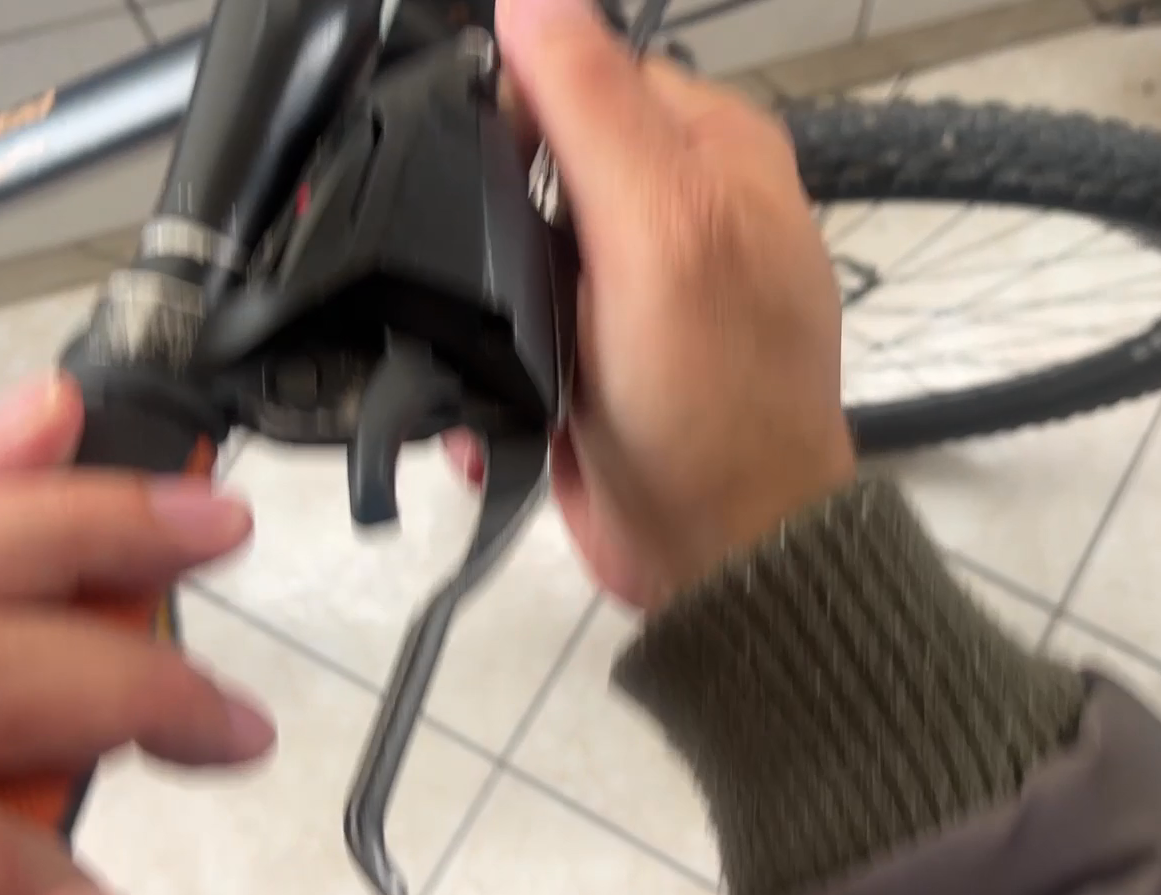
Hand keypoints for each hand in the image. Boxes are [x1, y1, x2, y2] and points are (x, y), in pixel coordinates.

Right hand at [456, 0, 854, 609]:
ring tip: (451, 330)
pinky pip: (520, 329)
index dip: (518, 95)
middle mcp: (674, 220)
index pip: (594, 75)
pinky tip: (472, 385)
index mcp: (711, 163)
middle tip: (445, 255)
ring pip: (521, 250)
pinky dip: (487, 352)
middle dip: (483, 202)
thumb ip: (599, 115)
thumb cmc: (712, 404)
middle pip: (548, 164)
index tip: (458, 148)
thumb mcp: (664, 240)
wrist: (714, 554)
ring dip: (473, 288)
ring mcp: (626, 297)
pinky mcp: (588, 362)